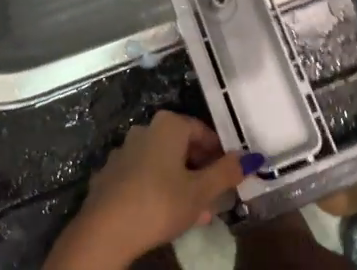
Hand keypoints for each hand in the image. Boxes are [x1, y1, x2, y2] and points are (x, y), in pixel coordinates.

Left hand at [44, 111, 258, 268]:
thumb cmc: (160, 203)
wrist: (106, 229)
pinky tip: (167, 215)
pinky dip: (159, 189)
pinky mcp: (111, 174)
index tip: (229, 176)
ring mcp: (124, 151)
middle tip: (215, 197)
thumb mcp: (201, 192)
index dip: (219, 153)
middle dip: (201, 171)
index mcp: (168, 125)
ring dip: (182, 183)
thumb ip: (226, 172)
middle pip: (182, 147)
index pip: (202, 131)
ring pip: (163, 164)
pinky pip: (143, 176)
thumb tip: (250, 157)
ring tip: (196, 213)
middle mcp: (145, 130)